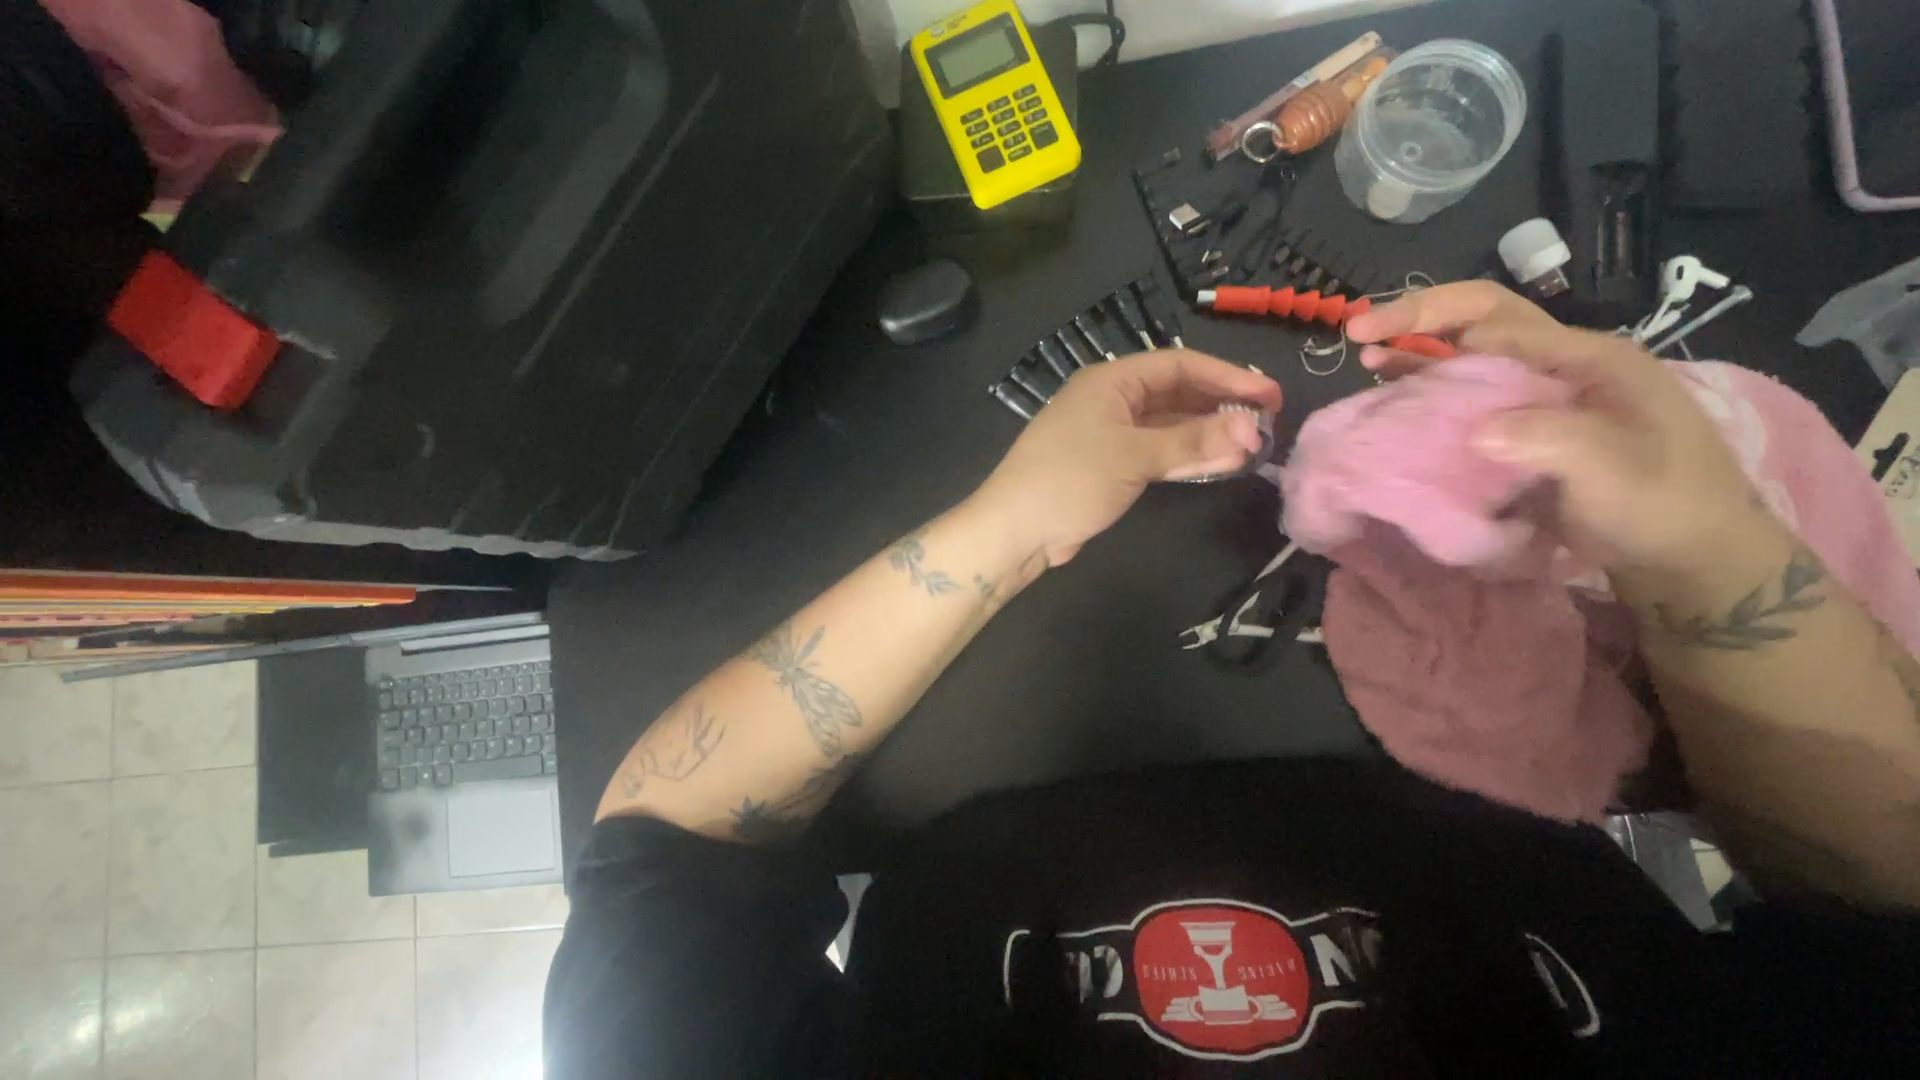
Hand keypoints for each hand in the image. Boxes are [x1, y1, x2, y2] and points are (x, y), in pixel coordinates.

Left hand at [971, 351, 1280, 566]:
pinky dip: (1186, 456)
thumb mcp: (1133, 456)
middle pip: (1177, 392)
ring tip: (1252, 445)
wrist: (1015, 530)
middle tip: (1268, 422)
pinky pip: (1157, 451)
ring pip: (1169, 425)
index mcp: (1110, 381)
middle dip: (1221, 406)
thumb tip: (1252, 429)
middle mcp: (1111, 399)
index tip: (1270, 396)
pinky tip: (1219, 463)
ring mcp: (1109, 433)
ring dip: (1208, 433)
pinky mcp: (1109, 465)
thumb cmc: (1068, 481)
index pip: (1180, 365)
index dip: (1228, 377)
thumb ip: (1193, 441)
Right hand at [1345, 282, 1779, 578]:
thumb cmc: (1661, 506)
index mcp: (1586, 357)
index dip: (1430, 320)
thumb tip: (1478, 430)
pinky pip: (1467, 398)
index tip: (1374, 339)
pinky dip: (1427, 391)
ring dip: (1417, 351)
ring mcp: (1537, 397)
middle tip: (1359, 330)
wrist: (1684, 553)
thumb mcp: (1618, 475)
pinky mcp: (1520, 429)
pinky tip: (1394, 396)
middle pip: (1480, 320)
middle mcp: (1557, 365)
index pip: (1497, 319)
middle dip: (1418, 318)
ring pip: (1468, 357)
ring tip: (1366, 355)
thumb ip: (1555, 441)